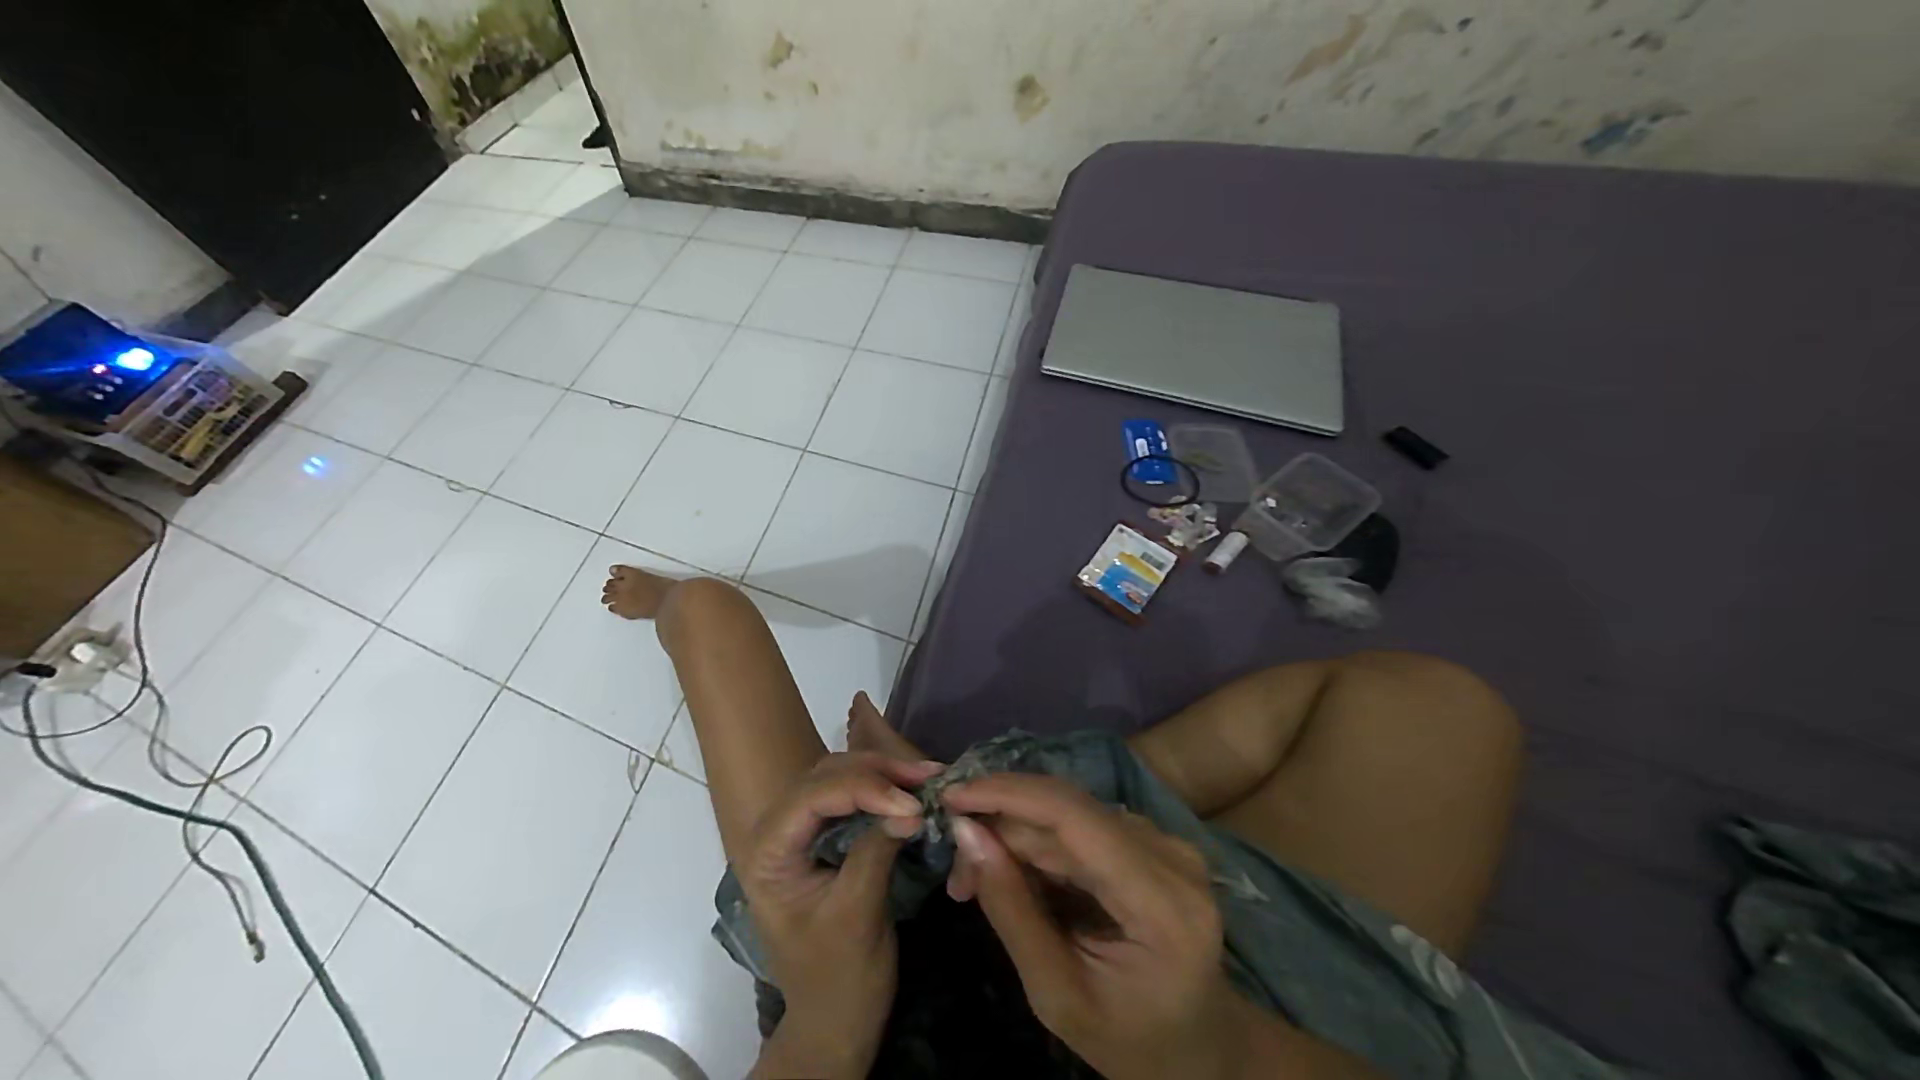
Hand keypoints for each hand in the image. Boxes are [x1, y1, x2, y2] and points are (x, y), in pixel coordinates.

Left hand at [743, 751, 941, 1078]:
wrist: (838, 1019)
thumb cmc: (839, 977)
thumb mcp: (857, 916)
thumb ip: (875, 852)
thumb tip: (912, 806)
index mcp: (768, 854)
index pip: (811, 798)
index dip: (862, 789)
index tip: (911, 802)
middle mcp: (777, 832)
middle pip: (824, 778)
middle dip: (876, 773)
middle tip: (926, 778)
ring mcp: (801, 831)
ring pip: (839, 778)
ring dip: (883, 774)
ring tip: (926, 778)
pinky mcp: (824, 835)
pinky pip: (851, 795)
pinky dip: (883, 788)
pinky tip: (912, 788)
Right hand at [942, 775, 1258, 1079]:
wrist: (1198, 1048)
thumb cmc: (1130, 1039)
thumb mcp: (1056, 994)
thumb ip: (1011, 910)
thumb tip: (965, 832)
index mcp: (1162, 902)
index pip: (1076, 817)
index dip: (1009, 794)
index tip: (950, 795)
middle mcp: (1171, 855)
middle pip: (1066, 811)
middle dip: (1001, 827)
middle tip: (957, 875)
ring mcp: (1167, 843)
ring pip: (1068, 814)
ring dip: (1015, 838)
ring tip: (975, 883)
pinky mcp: (1153, 842)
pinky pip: (1081, 826)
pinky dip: (1039, 845)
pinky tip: (1014, 875)